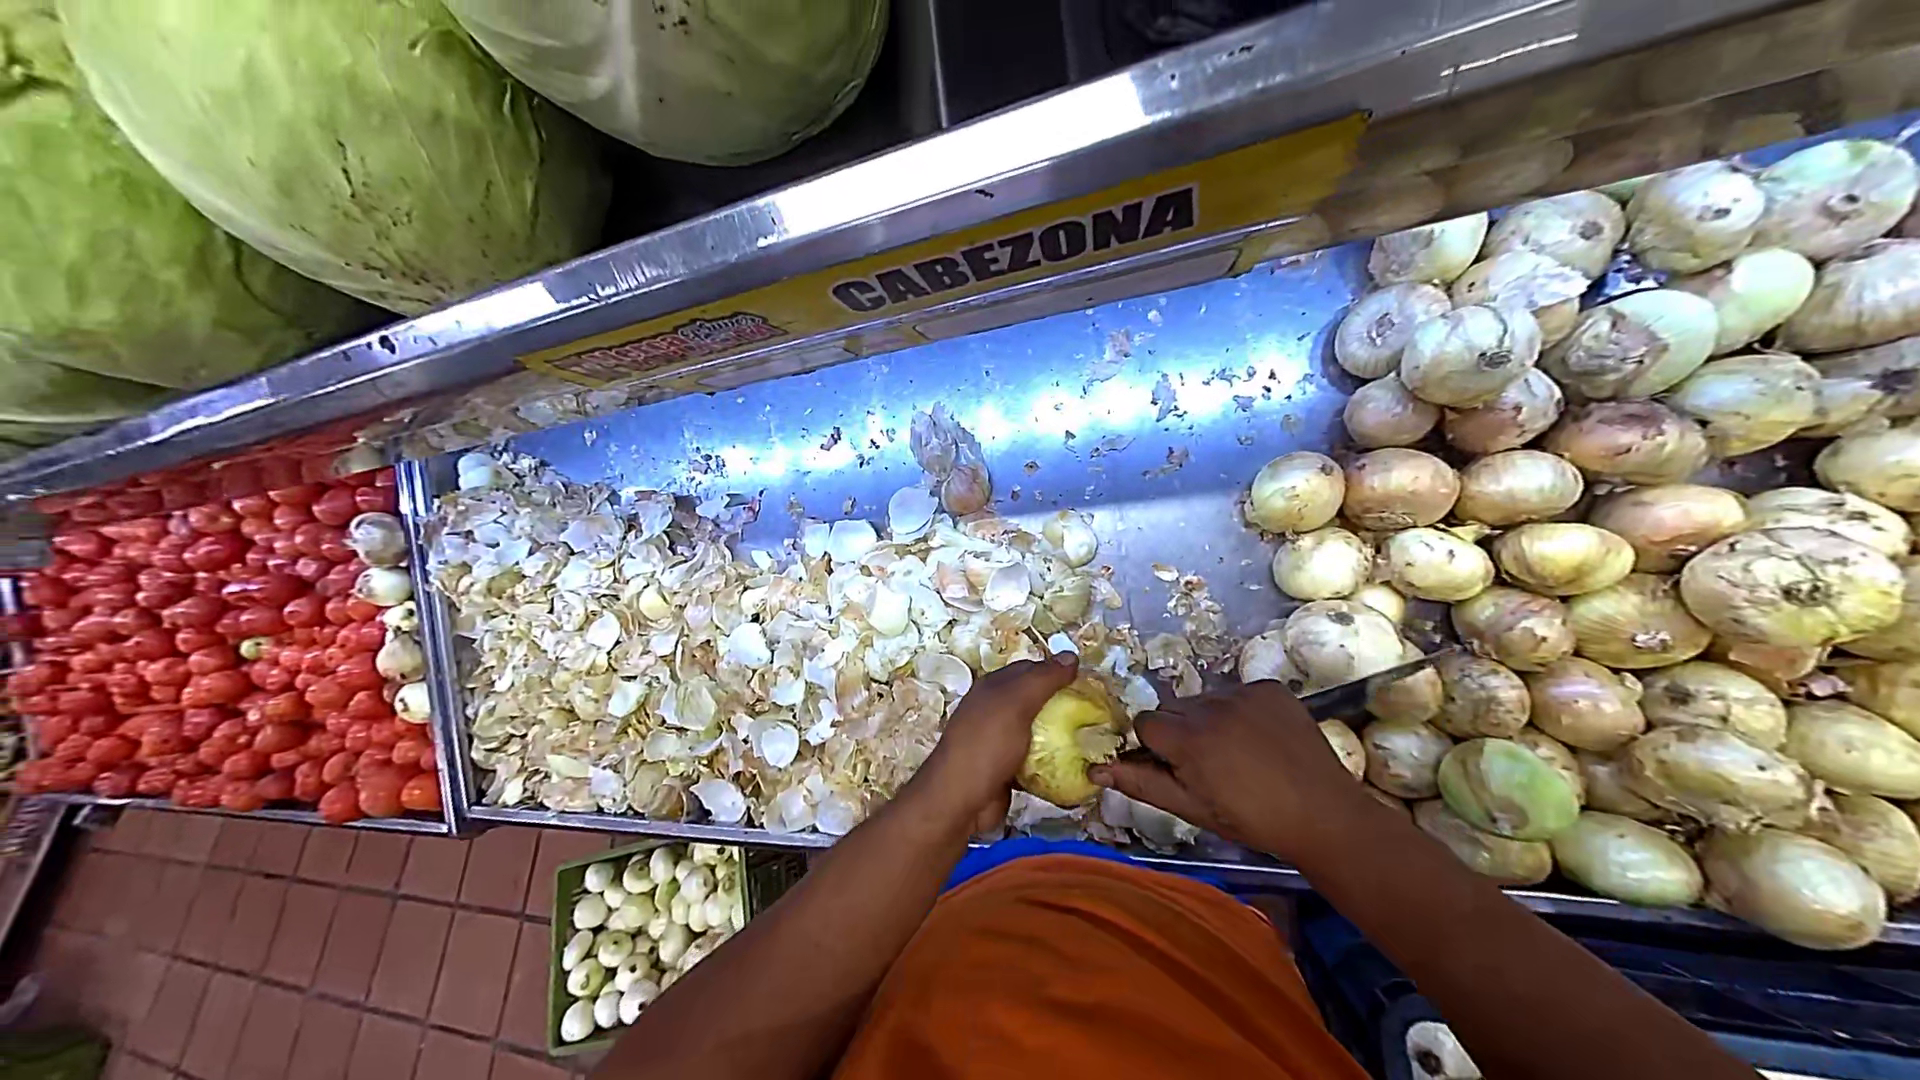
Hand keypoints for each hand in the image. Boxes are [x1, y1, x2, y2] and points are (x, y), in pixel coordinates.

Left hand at [908, 652, 1079, 834]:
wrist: (961, 800)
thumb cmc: (987, 744)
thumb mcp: (1016, 702)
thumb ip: (1043, 678)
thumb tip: (1071, 654)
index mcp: (993, 687)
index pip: (1030, 669)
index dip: (1056, 672)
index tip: (1087, 684)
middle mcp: (994, 710)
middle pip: (1034, 700)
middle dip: (1062, 705)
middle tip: (1094, 714)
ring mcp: (999, 741)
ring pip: (1036, 731)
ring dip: (1060, 736)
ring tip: (1090, 740)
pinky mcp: (1006, 768)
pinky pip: (1035, 759)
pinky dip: (1052, 762)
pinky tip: (1074, 767)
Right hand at [1089, 681, 1374, 863]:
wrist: (1325, 815)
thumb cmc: (1251, 819)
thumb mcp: (1191, 808)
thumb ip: (1141, 783)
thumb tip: (1096, 768)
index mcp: (1187, 737)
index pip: (1146, 722)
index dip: (1156, 746)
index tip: (1177, 766)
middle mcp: (1210, 705)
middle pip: (1174, 708)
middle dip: (1181, 731)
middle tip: (1208, 763)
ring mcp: (1243, 693)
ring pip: (1204, 699)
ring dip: (1210, 719)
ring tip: (1238, 751)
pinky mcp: (1270, 688)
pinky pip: (1238, 692)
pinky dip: (1241, 710)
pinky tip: (1260, 737)